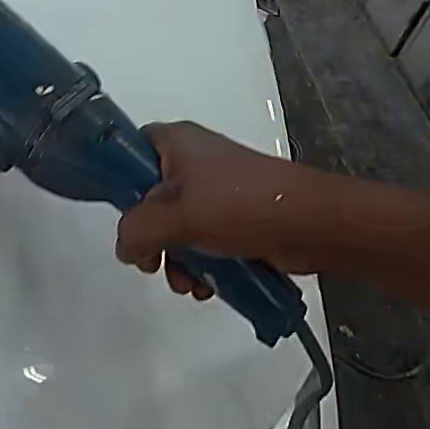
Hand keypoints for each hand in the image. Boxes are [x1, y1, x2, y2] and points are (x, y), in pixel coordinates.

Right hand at [115, 121, 343, 299]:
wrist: (309, 222)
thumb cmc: (239, 205)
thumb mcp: (176, 215)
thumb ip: (137, 231)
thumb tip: (127, 248)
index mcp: (177, 142)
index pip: (132, 148)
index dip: (120, 179)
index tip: (123, 215)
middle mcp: (195, 160)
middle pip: (152, 197)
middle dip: (151, 237)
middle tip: (153, 263)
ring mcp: (218, 189)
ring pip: (177, 224)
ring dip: (177, 259)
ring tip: (189, 283)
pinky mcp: (236, 215)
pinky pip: (204, 238)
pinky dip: (201, 262)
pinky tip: (207, 286)